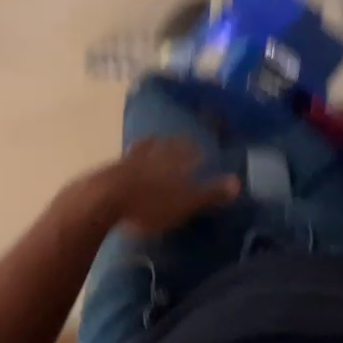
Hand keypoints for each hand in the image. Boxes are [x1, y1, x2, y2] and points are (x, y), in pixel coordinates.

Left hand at [86, 137, 239, 237]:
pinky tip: (127, 157)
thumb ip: (210, 193)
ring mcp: (131, 159)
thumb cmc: (150, 203)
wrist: (104, 198)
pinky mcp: (111, 168)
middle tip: (182, 139)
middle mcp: (154, 153)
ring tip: (154, 139)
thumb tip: (238, 182)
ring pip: (145, 147)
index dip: (195, 150)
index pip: (189, 151)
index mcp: (174, 160)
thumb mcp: (185, 203)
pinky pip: (126, 157)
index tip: (201, 147)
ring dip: (152, 145)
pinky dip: (131, 155)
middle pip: (167, 145)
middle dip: (175, 144)